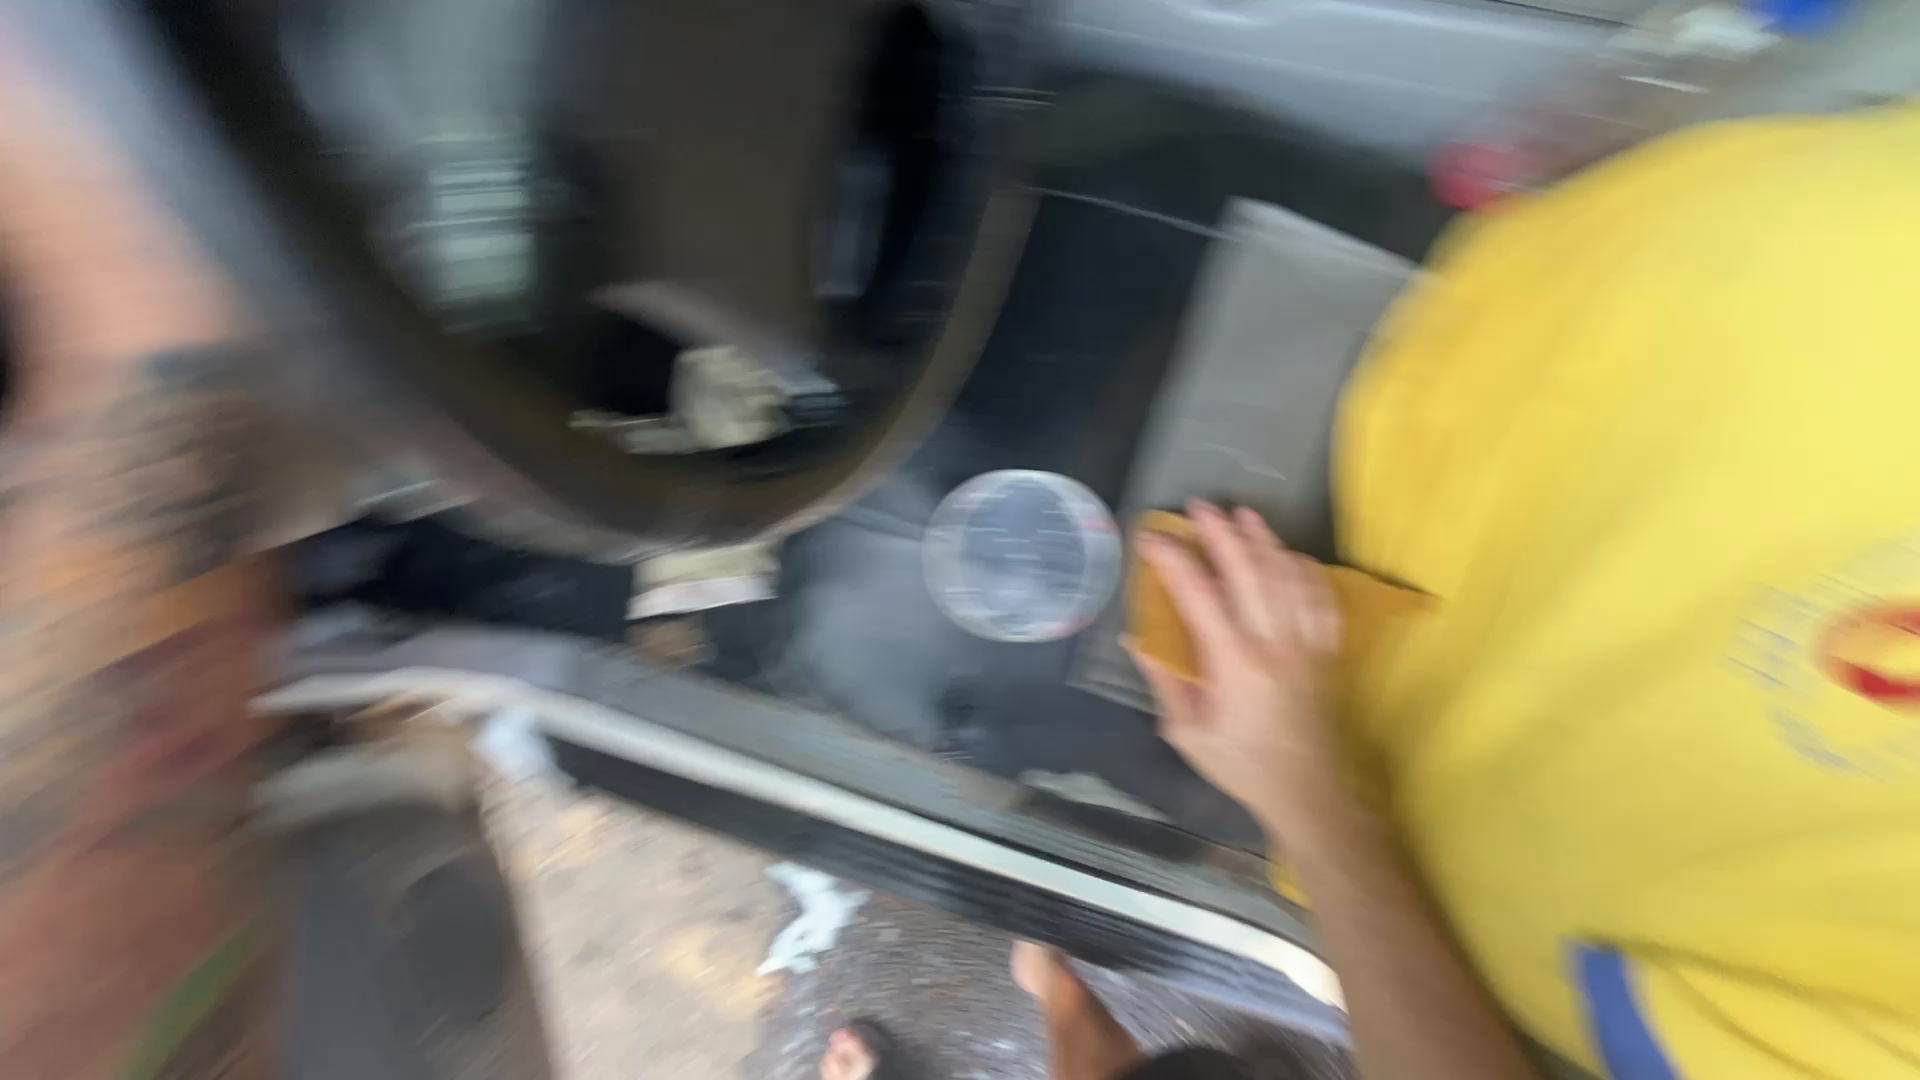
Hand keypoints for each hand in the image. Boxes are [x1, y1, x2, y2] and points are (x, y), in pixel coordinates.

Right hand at [1127, 501, 1341, 825]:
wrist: (1309, 793)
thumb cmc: (1241, 765)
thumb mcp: (1188, 731)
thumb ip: (1165, 681)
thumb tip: (1137, 640)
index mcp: (1234, 664)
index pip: (1200, 596)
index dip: (1173, 561)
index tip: (1152, 538)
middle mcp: (1274, 644)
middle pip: (1250, 573)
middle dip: (1223, 535)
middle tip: (1201, 507)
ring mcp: (1306, 646)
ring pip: (1288, 578)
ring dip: (1265, 541)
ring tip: (1245, 515)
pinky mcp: (1326, 653)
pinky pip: (1321, 600)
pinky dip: (1306, 571)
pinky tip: (1292, 555)